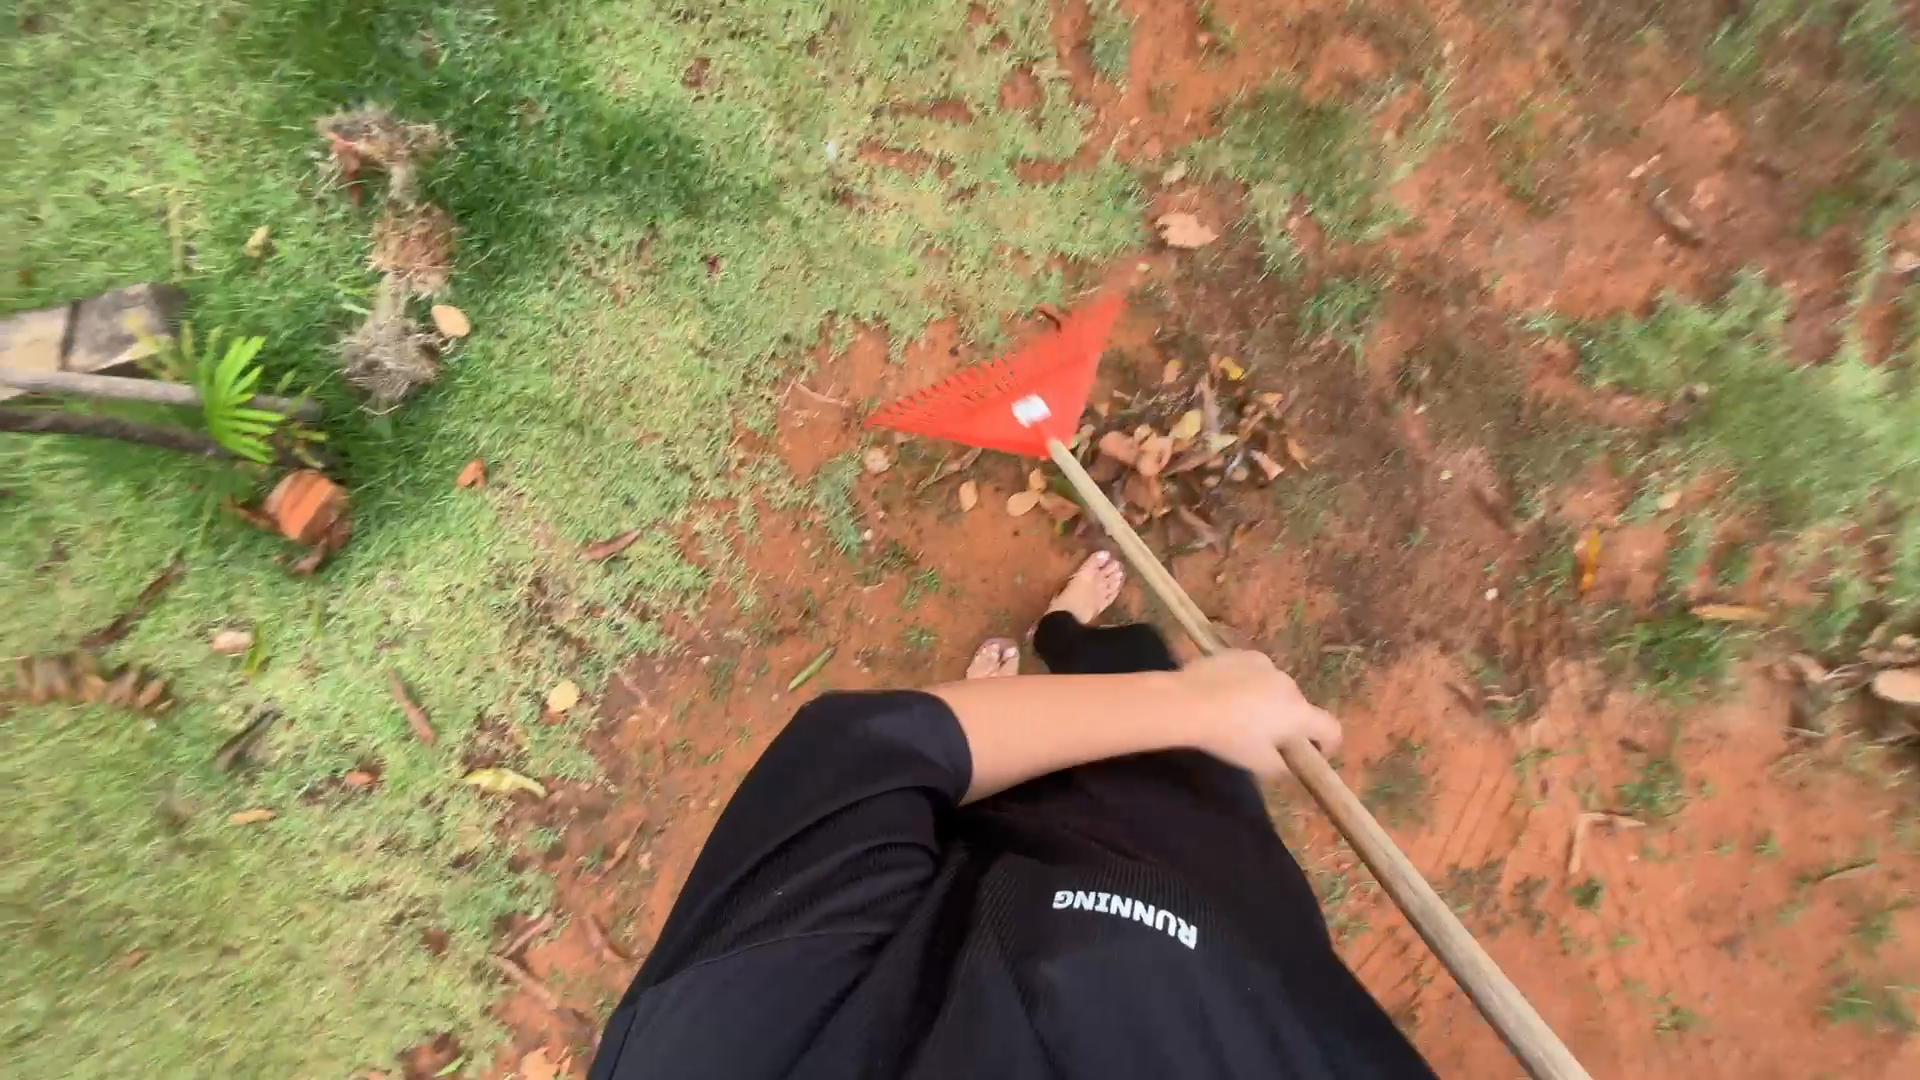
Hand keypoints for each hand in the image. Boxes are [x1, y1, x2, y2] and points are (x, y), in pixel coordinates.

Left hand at [1175, 651, 1342, 776]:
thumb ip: (1284, 765)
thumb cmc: (1228, 737)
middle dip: (1289, 721)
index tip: (1311, 753)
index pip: (1331, 728)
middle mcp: (1289, 684)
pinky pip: (1255, 672)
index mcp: (1299, 713)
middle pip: (1299, 707)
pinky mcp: (1242, 654)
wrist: (1187, 702)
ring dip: (1268, 699)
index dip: (1326, 744)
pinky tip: (1226, 691)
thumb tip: (1288, 761)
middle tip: (1263, 734)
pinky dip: (1248, 681)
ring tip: (1238, 711)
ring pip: (1275, 687)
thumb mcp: (1260, 764)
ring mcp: (1265, 665)